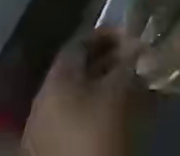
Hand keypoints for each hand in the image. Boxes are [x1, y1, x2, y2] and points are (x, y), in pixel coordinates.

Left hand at [23, 30, 148, 155]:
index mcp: (55, 79)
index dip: (107, 35)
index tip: (131, 36)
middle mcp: (41, 99)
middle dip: (107, 61)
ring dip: (101, 85)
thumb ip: (129, 61)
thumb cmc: (100, 130)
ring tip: (129, 86)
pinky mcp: (48, 151)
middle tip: (133, 60)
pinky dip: (92, 109)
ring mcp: (41, 129)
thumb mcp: (121, 89)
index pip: (79, 42)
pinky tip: (112, 114)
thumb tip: (138, 45)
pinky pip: (72, 118)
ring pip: (75, 94)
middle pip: (77, 69)